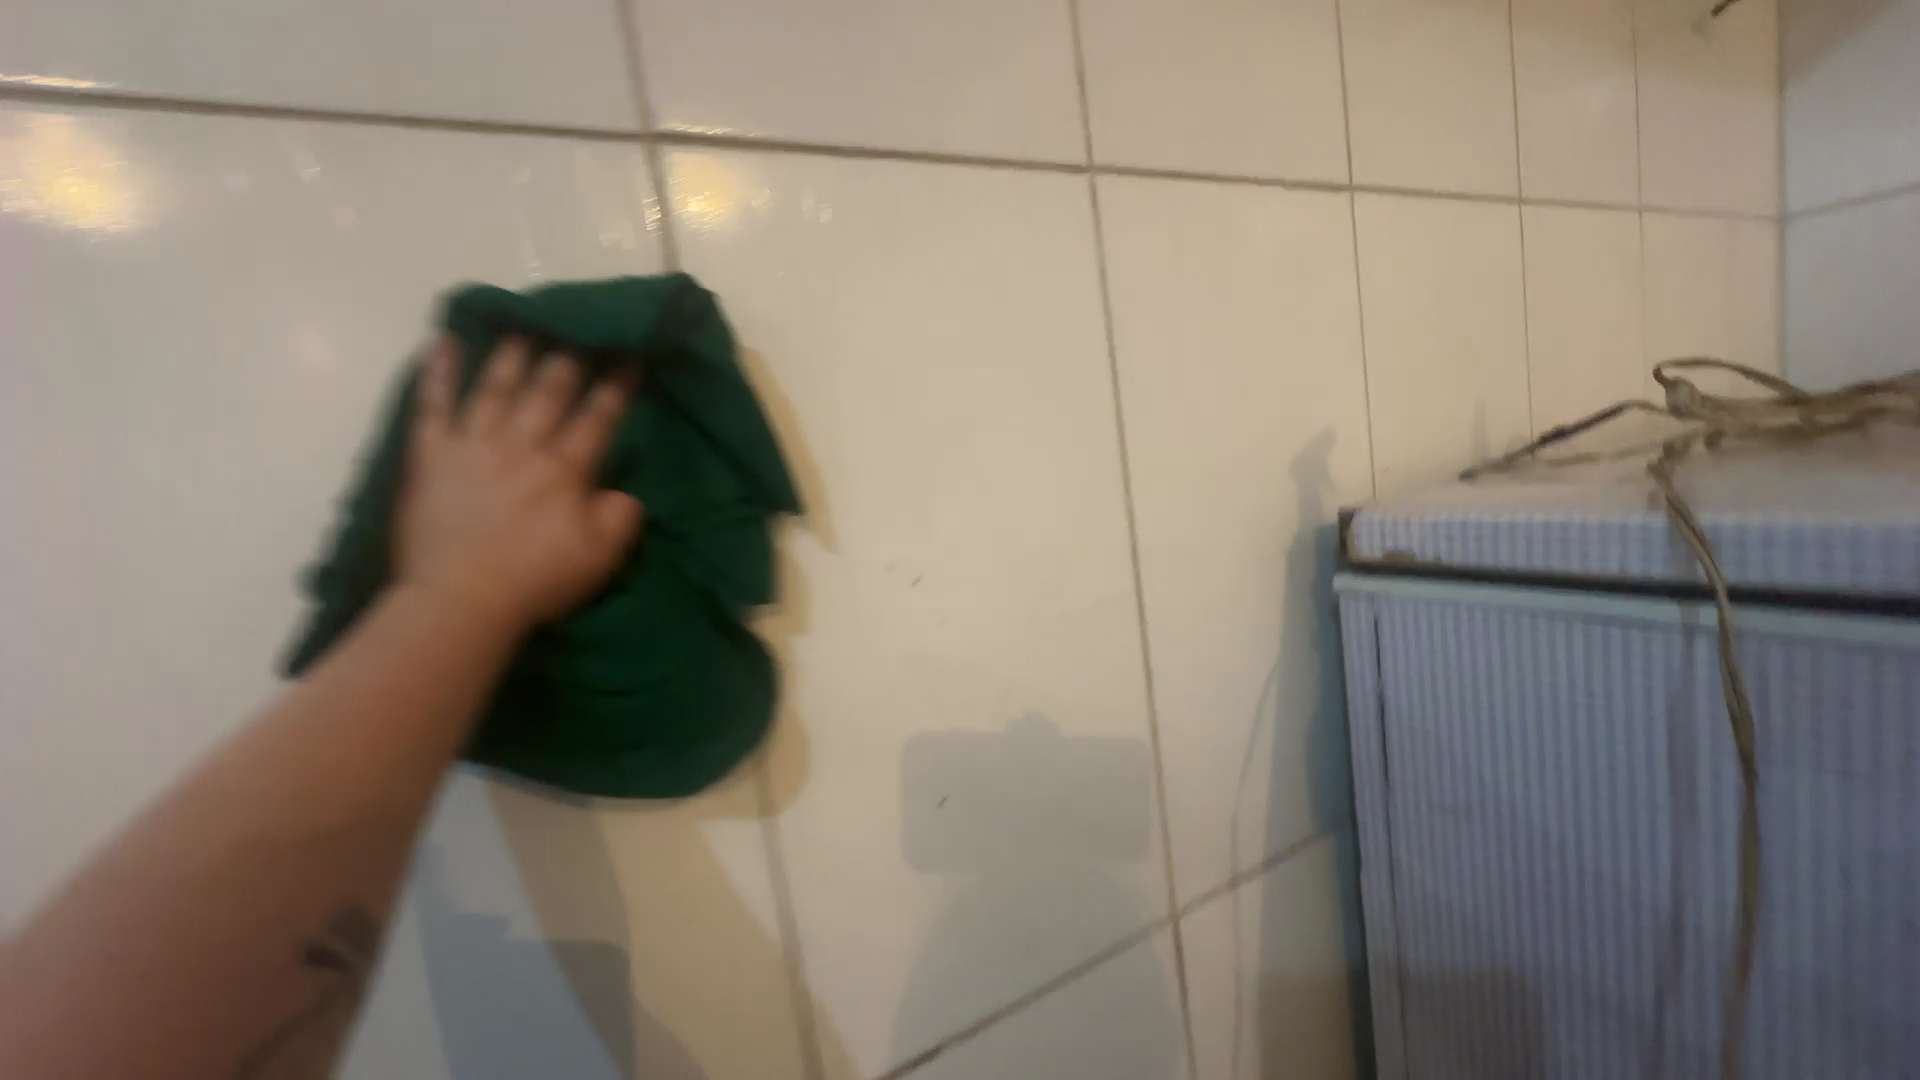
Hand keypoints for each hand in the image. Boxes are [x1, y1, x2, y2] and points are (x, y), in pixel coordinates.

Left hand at [395, 336, 643, 631]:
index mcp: (565, 469)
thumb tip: (622, 493)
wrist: (460, 601)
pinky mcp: (431, 456)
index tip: (631, 356)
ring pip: (496, 387)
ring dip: (514, 354)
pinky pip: (432, 405)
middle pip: (549, 391)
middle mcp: (521, 446)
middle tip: (581, 328)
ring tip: (526, 324)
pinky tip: (443, 341)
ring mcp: (472, 446)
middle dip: (570, 357)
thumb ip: (620, 517)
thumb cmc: (538, 579)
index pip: (598, 417)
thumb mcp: (601, 556)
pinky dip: (438, 372)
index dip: (617, 386)